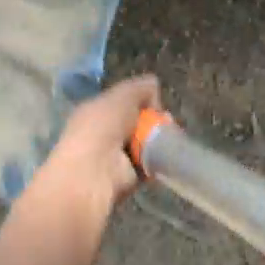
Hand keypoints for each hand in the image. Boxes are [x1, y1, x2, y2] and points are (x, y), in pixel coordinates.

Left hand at [42, 74, 161, 205]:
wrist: (95, 170)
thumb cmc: (103, 126)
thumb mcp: (122, 95)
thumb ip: (139, 87)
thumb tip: (153, 87)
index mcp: (95, 111)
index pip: (122, 102)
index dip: (140, 99)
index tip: (155, 101)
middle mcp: (103, 133)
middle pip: (136, 122)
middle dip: (154, 119)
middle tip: (166, 120)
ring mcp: (114, 156)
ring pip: (145, 142)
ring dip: (159, 138)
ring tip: (169, 135)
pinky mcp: (128, 177)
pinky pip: (149, 163)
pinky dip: (159, 159)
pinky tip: (166, 152)